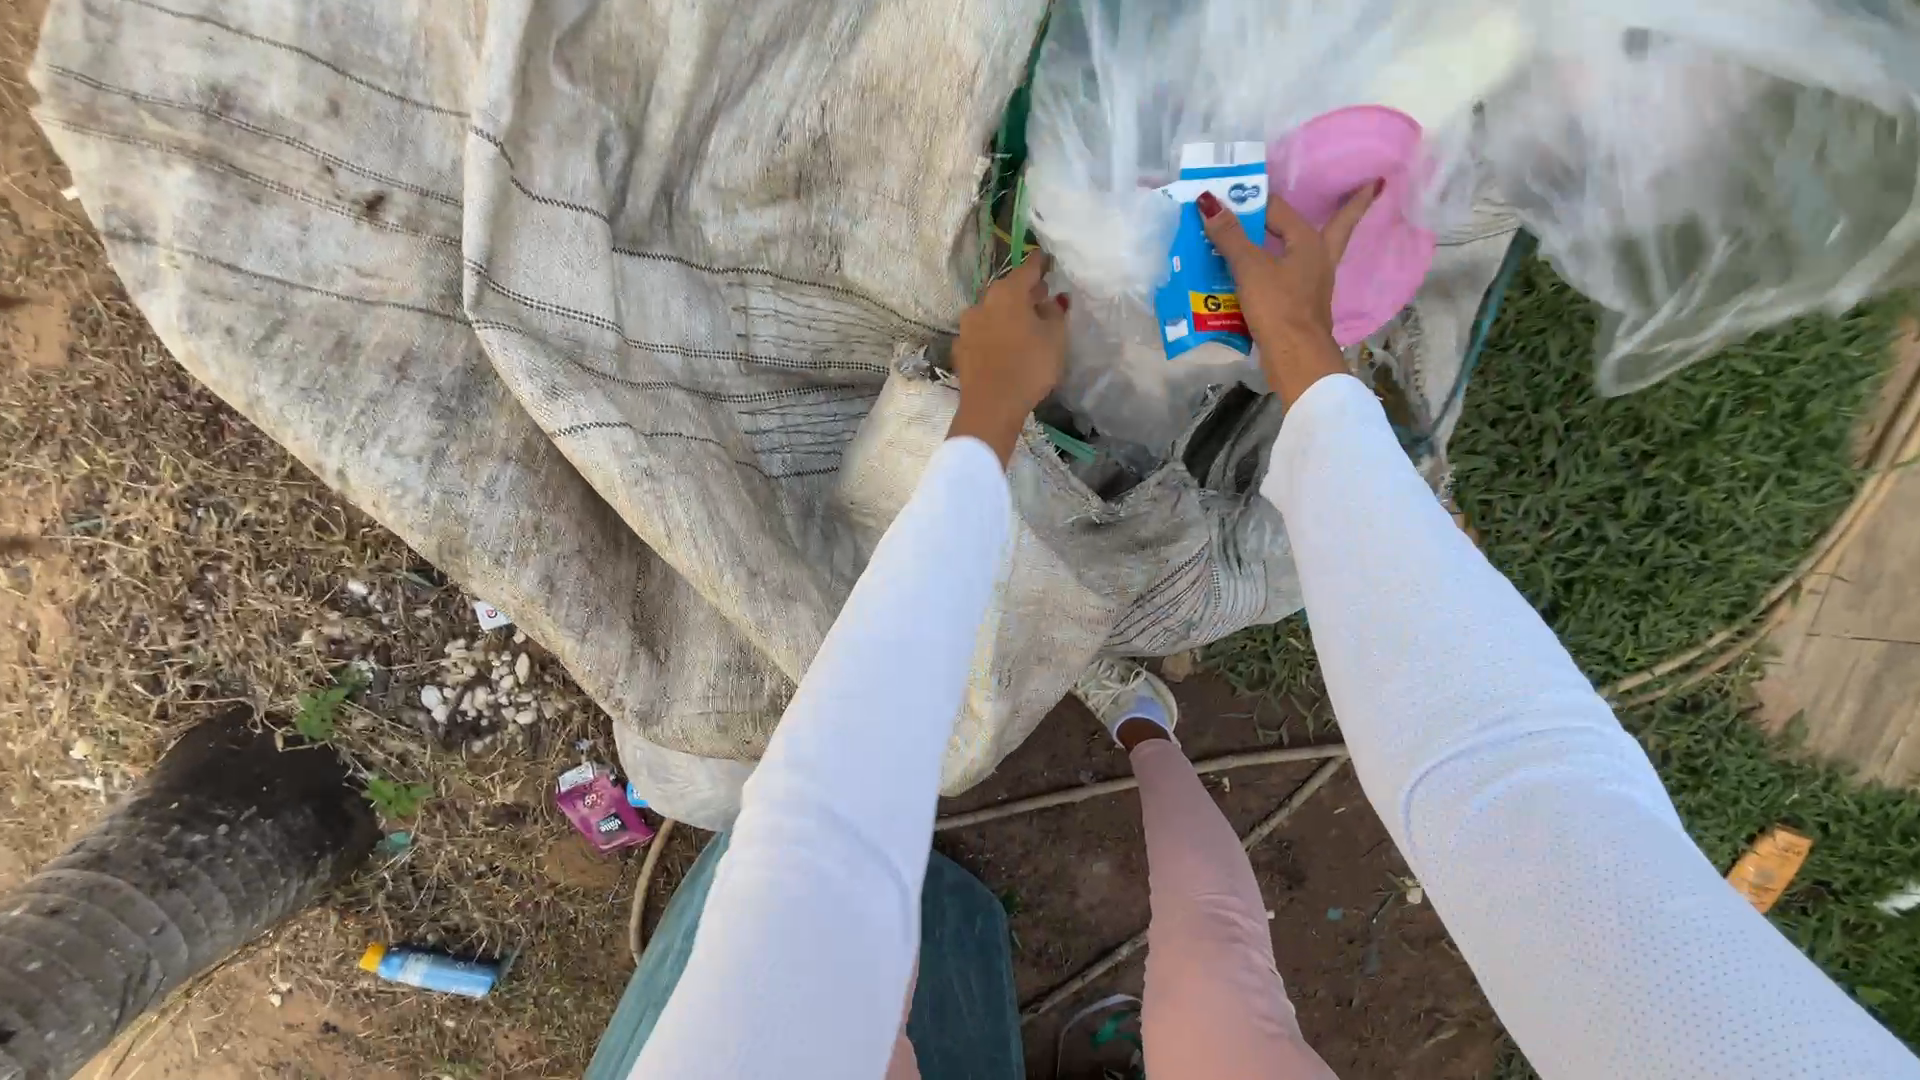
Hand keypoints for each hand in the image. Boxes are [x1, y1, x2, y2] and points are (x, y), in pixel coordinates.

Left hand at [948, 255, 1069, 464]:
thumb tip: (1049, 300)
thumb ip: (1054, 313)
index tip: (1047, 260)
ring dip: (1006, 314)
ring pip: (991, 312)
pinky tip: (1003, 347)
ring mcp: (966, 326)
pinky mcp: (959, 349)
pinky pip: (982, 334)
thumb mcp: (1055, 338)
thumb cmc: (1029, 368)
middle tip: (1040, 298)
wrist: (991, 406)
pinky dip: (993, 334)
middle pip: (1007, 290)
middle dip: (1024, 292)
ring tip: (1022, 326)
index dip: (1040, 263)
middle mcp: (982, 302)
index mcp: (1008, 293)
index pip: (1028, 268)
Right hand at [1197, 179, 1379, 405]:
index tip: (1233, 195)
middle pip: (1338, 224)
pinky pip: (1292, 277)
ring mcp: (1314, 284)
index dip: (1252, 201)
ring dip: (1307, 240)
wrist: (1295, 357)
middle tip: (1371, 186)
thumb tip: (1210, 202)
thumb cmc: (1278, 307)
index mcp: (1310, 242)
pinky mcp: (1303, 306)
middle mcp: (1320, 258)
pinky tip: (1274, 272)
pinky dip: (1283, 270)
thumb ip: (1230, 236)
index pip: (1278, 209)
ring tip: (1303, 229)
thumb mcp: (1250, 268)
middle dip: (1351, 206)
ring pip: (1310, 252)